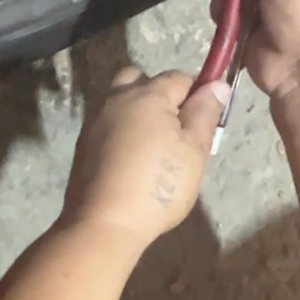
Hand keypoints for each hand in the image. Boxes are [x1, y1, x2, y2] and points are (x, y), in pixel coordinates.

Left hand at [59, 68, 226, 246]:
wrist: (104, 221)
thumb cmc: (158, 185)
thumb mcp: (194, 150)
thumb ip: (205, 113)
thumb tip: (216, 84)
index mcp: (146, 95)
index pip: (178, 78)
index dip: (196, 94)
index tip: (204, 121)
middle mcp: (116, 99)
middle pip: (140, 79)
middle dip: (160, 94)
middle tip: (175, 128)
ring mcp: (95, 120)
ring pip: (120, 101)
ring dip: (138, 112)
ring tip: (155, 147)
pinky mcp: (83, 143)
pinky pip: (108, 124)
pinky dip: (122, 131)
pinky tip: (132, 160)